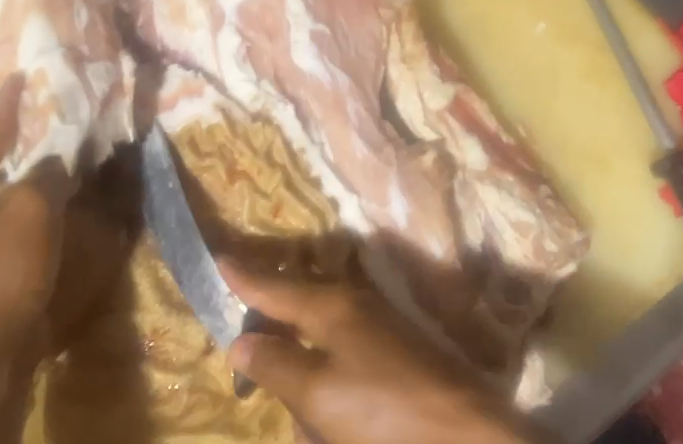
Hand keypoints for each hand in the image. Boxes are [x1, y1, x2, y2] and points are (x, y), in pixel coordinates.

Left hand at [0, 77, 64, 360]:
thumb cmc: (4, 269)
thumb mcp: (32, 206)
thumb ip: (50, 170)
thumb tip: (62, 159)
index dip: (9, 106)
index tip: (20, 75)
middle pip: (1, 164)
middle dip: (32, 141)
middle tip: (59, 109)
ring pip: (15, 191)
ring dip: (43, 173)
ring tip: (71, 144)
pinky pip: (21, 217)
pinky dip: (45, 201)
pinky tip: (68, 191)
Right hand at [221, 263, 536, 443]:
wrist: (464, 430)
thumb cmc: (383, 409)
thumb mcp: (319, 393)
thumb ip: (277, 364)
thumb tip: (241, 341)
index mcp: (331, 303)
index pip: (275, 286)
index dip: (244, 276)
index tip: (218, 256)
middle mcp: (355, 300)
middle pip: (300, 291)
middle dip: (269, 291)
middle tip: (239, 289)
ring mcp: (380, 321)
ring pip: (323, 311)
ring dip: (296, 318)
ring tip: (273, 324)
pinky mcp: (397, 346)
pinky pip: (343, 333)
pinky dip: (321, 343)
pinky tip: (319, 363)